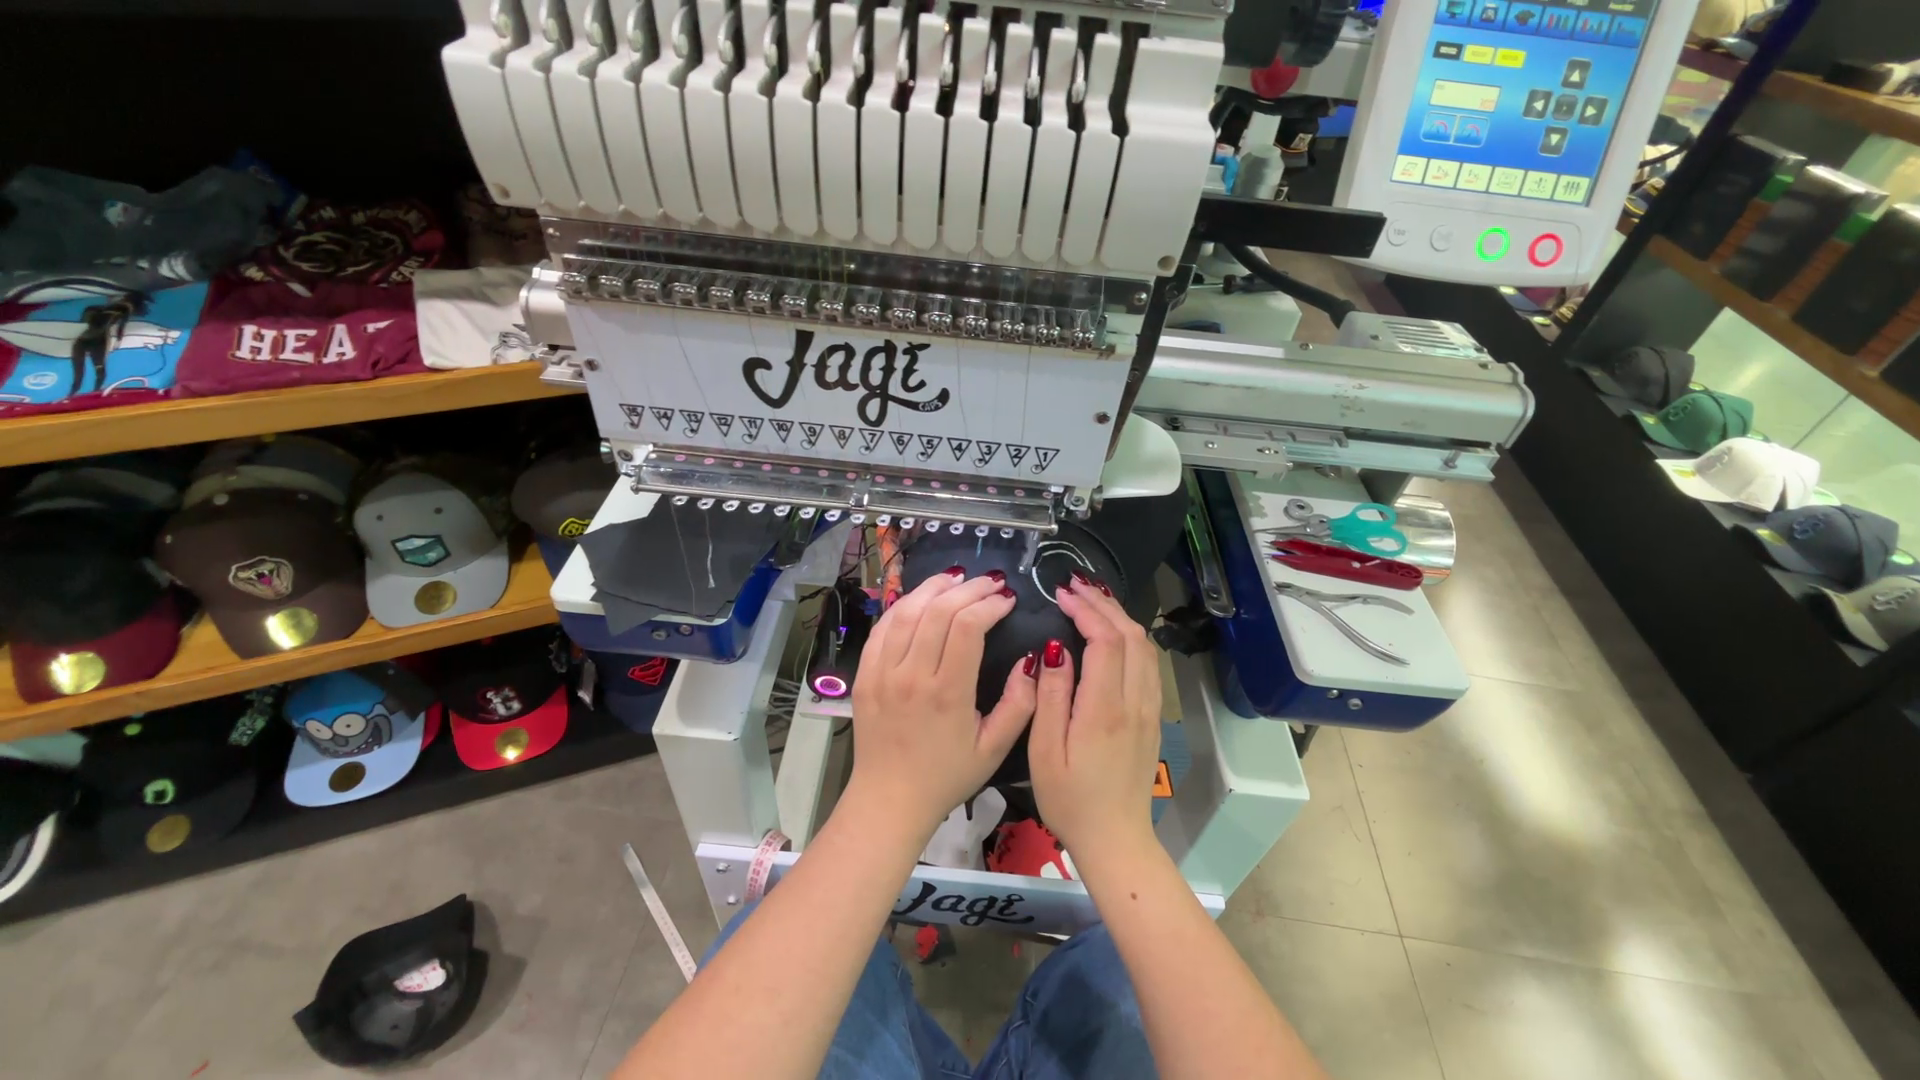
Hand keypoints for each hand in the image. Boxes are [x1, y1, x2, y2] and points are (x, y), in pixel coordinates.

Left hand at [846, 568, 1036, 835]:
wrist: (890, 799)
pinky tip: (921, 600)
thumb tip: (1032, 660)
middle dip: (969, 588)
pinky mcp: (864, 676)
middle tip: (991, 583)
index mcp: (947, 693)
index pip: (968, 627)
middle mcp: (912, 676)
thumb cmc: (948, 776)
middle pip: (938, 610)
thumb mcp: (995, 749)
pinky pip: (881, 629)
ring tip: (957, 578)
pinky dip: (902, 607)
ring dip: (933, 588)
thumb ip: (1019, 704)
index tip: (1008, 600)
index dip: (990, 604)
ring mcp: (882, 673)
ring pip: (905, 612)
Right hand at [1028, 575, 1162, 862]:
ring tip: (1093, 600)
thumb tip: (1054, 649)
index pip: (1105, 641)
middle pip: (1131, 636)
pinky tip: (1114, 634)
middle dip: (1104, 604)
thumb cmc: (1069, 798)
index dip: (1086, 610)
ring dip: (1121, 617)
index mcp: (1104, 709)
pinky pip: (1149, 664)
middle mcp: (1134, 702)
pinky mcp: (1153, 718)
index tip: (1061, 593)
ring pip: (1145, 647)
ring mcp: (1149, 710)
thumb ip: (1051, 696)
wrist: (1115, 838)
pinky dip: (1132, 638)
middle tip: (1075, 586)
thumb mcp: (1044, 751)